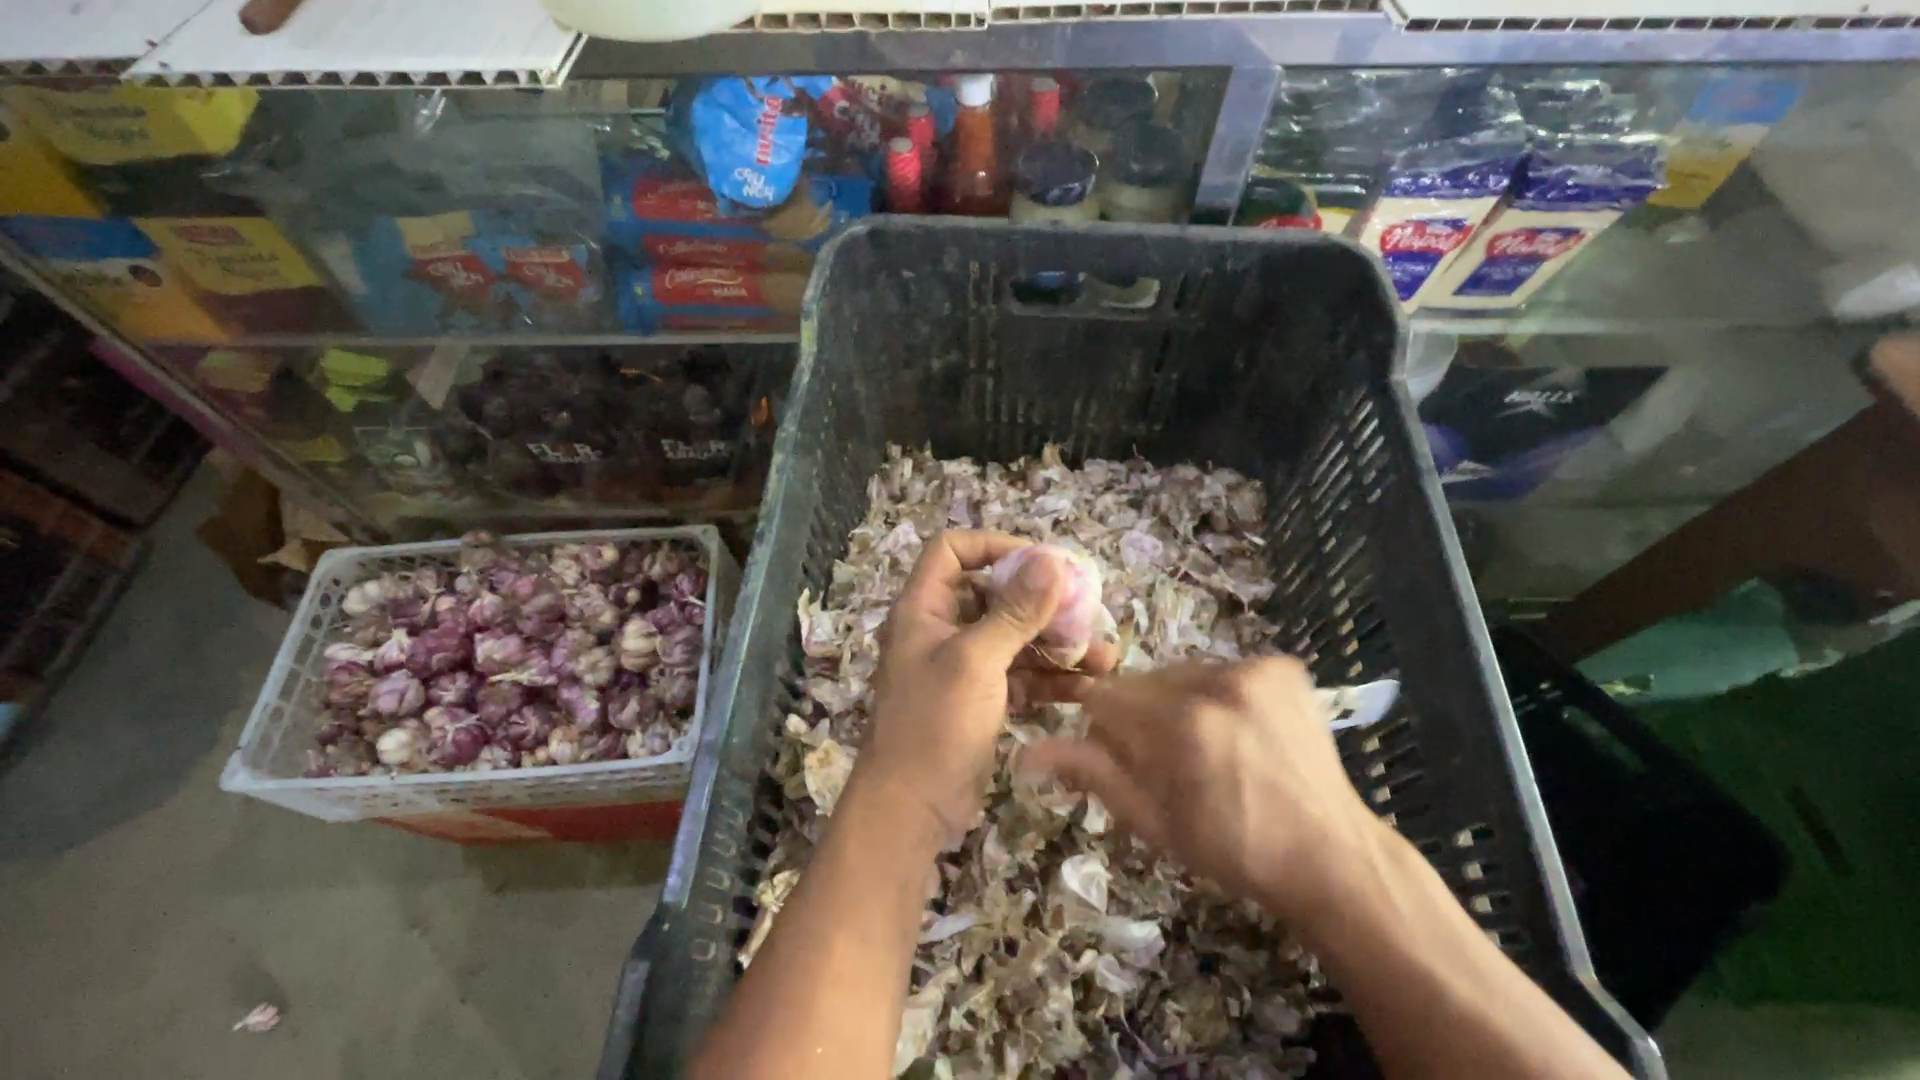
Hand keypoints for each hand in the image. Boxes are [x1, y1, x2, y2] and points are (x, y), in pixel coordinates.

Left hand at [862, 531, 1119, 843]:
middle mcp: (940, 631)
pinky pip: (1020, 677)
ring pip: (1014, 640)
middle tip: (1087, 611)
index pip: (951, 551)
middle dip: (1042, 604)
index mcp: (923, 609)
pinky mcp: (981, 701)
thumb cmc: (935, 722)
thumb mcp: (977, 660)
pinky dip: (1051, 680)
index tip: (1040, 562)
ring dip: (1057, 645)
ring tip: (1106, 658)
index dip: (993, 547)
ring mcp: (962, 668)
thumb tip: (1051, 560)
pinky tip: (1089, 688)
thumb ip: (1015, 612)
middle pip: (994, 596)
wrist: (911, 807)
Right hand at [1022, 657, 1386, 925]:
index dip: (1103, 729)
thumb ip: (1093, 775)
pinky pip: (1224, 669)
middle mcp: (1215, 684)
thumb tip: (1028, 752)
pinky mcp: (1283, 667)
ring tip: (1209, 746)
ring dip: (1179, 701)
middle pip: (1142, 682)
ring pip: (1181, 673)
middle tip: (1169, 762)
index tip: (1122, 757)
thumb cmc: (1232, 849)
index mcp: (1179, 727)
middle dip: (1141, 716)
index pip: (1104, 698)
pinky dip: (1220, 694)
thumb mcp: (1153, 822)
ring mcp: (1255, 670)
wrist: (1329, 856)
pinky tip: (1239, 730)